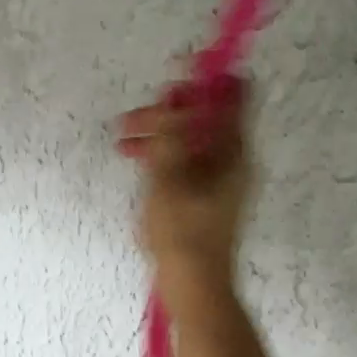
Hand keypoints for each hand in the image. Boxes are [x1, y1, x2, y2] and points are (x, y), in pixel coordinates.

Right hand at [115, 76, 254, 283]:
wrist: (194, 281)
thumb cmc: (180, 230)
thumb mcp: (168, 178)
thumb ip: (172, 134)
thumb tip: (176, 95)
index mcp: (233, 149)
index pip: (233, 94)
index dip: (206, 78)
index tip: (172, 75)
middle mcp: (234, 158)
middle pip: (206, 117)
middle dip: (168, 112)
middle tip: (128, 122)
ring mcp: (223, 178)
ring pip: (192, 140)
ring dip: (159, 135)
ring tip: (123, 144)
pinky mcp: (208, 196)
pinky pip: (187, 161)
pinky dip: (163, 156)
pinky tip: (139, 167)